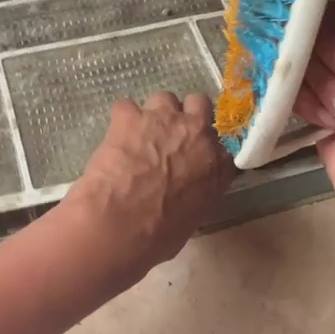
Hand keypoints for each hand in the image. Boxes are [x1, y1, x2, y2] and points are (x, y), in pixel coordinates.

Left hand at [62, 93, 233, 279]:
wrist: (119, 225)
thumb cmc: (157, 235)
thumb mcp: (193, 217)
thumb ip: (196, 191)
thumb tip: (183, 191)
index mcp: (218, 164)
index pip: (221, 140)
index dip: (203, 143)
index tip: (191, 152)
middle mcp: (196, 134)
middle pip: (198, 103)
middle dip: (184, 114)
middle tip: (168, 133)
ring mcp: (163, 120)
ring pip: (163, 98)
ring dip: (153, 114)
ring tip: (138, 135)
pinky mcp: (129, 116)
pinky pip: (126, 106)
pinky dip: (120, 119)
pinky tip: (114, 137)